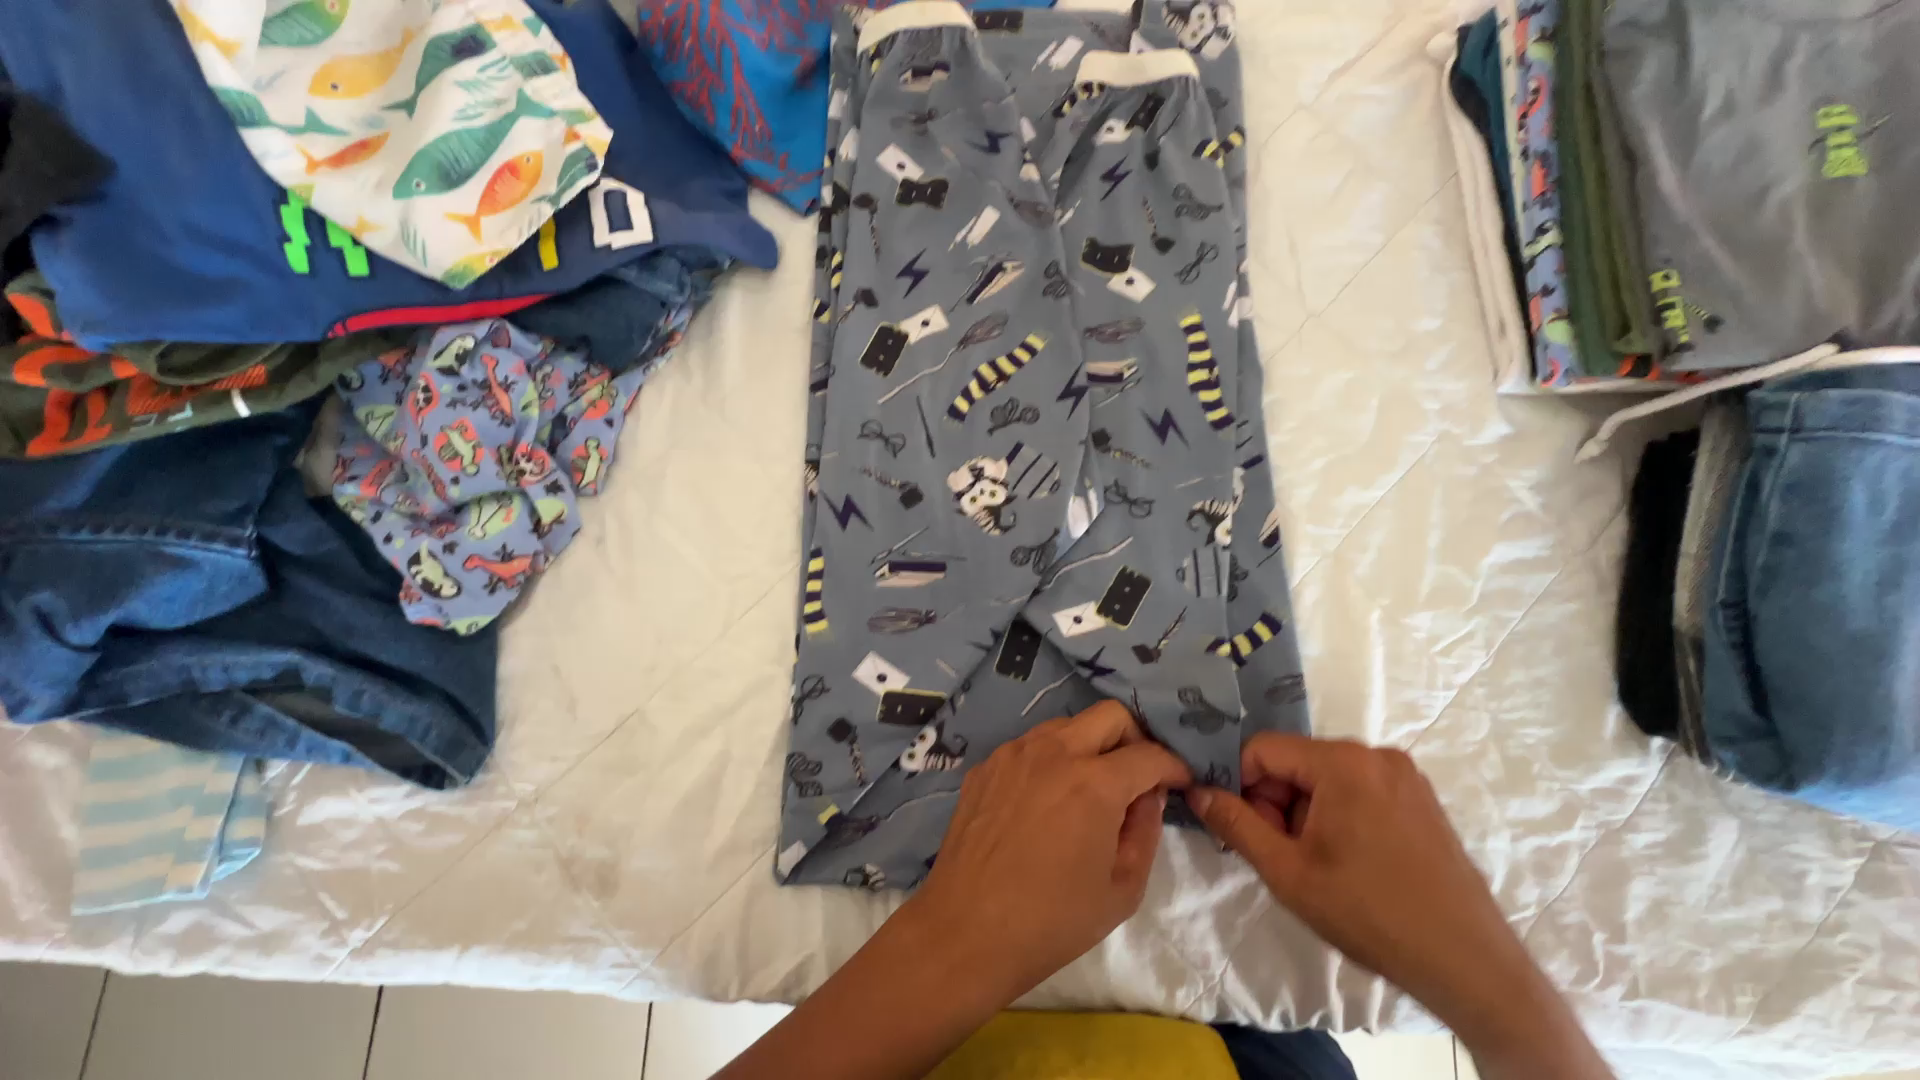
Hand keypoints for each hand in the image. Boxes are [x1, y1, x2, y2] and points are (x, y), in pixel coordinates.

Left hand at [898, 700, 1192, 1002]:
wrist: (966, 931)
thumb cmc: (1052, 920)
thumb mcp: (1122, 889)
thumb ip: (1145, 832)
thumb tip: (1149, 796)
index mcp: (1094, 783)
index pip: (1149, 754)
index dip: (1173, 767)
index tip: (1180, 782)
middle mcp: (1053, 752)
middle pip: (1110, 715)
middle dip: (1135, 738)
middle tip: (1139, 775)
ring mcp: (1013, 754)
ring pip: (1066, 725)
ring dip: (1090, 744)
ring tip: (1093, 787)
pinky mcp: (985, 766)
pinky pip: (1030, 746)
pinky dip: (1052, 759)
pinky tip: (1048, 799)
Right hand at [1189, 735, 1611, 1079]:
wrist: (1468, 963)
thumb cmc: (1369, 913)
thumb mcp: (1286, 871)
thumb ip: (1234, 823)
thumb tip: (1196, 791)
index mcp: (1342, 762)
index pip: (1261, 749)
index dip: (1241, 786)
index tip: (1248, 832)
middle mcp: (1376, 754)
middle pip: (1295, 762)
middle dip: (1276, 803)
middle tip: (1282, 855)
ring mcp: (1405, 775)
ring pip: (1325, 778)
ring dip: (1305, 813)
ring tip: (1317, 865)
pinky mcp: (1421, 799)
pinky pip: (1358, 790)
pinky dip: (1338, 816)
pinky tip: (1349, 862)